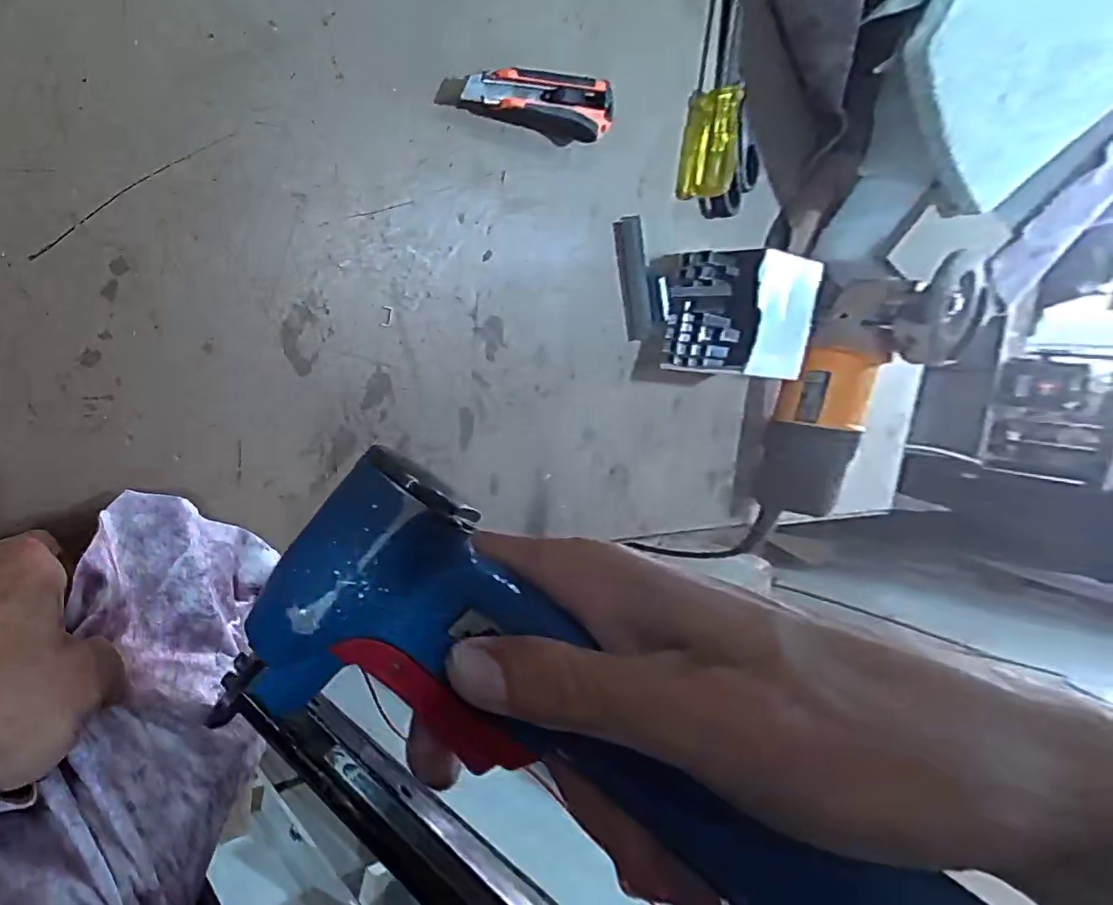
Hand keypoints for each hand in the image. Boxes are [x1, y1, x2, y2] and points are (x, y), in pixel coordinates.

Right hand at [405, 533, 1112, 903]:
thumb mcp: (697, 717)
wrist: (1017, 783)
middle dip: (514, 739)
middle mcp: (596, 603)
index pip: (464, 572)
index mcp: (587, 580)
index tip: (410, 695)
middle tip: (517, 794)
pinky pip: (610, 744)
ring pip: (556, 714)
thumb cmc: (851, 732)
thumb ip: (569, 684)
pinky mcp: (666, 696)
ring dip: (591, 792)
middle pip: (499, 654)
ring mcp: (633, 652)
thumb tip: (456, 662)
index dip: (421, 622)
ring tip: (661, 855)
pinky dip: (631, 803)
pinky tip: (681, 849)